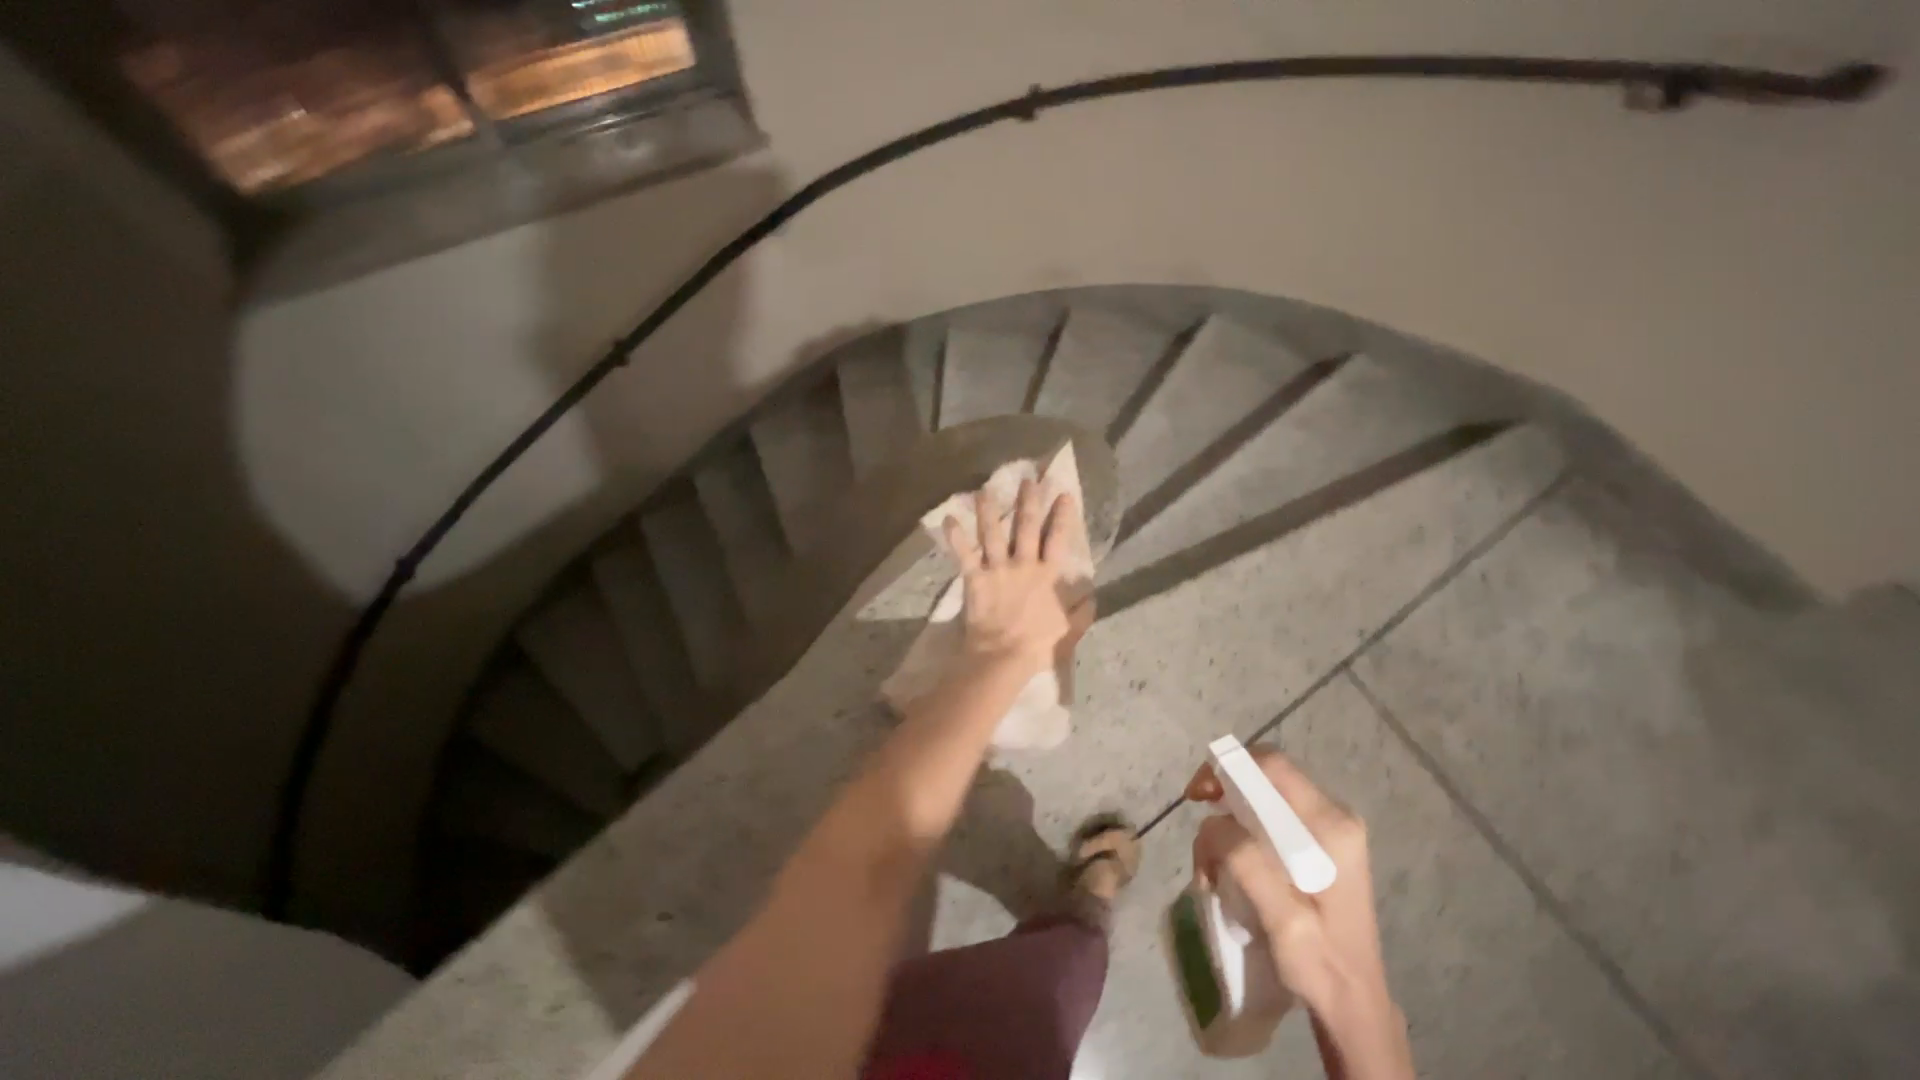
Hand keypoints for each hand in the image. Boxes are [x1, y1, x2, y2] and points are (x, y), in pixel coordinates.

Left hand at [944, 479, 1092, 674]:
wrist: (1003, 656)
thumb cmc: (1038, 645)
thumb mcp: (1069, 630)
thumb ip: (1081, 612)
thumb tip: (1092, 596)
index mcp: (1048, 575)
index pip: (1057, 539)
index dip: (1061, 516)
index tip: (1063, 494)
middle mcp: (1023, 564)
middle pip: (1026, 526)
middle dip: (1028, 501)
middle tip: (1027, 479)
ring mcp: (998, 569)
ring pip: (993, 533)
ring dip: (989, 509)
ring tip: (984, 489)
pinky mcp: (975, 578)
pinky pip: (963, 554)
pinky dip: (955, 537)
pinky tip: (948, 518)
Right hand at [1191, 751, 1411, 1078]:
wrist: (1353, 1003)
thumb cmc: (1321, 964)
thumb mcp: (1282, 919)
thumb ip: (1249, 864)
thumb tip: (1213, 824)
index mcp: (1331, 827)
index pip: (1272, 766)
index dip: (1228, 769)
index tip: (1198, 798)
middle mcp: (1334, 818)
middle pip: (1264, 780)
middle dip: (1223, 803)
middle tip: (1202, 845)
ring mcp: (1327, 832)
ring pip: (1260, 803)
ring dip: (1228, 831)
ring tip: (1212, 874)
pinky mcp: (1318, 848)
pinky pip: (1267, 824)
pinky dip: (1240, 843)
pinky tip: (1229, 876)